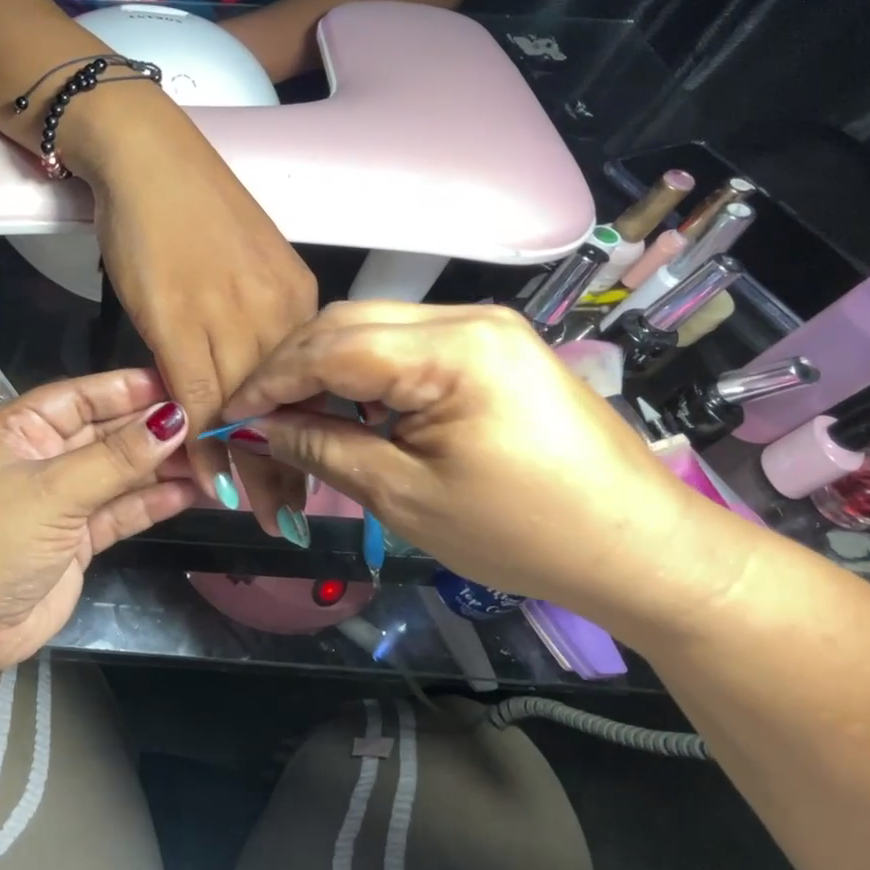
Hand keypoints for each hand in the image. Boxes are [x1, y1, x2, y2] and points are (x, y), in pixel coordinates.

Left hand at [0, 370, 198, 698]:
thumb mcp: (53, 491)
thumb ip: (116, 458)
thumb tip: (173, 418)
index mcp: (19, 430)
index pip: (80, 395)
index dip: (128, 388)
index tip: (181, 382)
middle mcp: (41, 457)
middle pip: (104, 432)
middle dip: (152, 429)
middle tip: (210, 421)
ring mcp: (60, 499)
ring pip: (118, 473)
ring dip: (160, 466)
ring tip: (213, 457)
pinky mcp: (76, 538)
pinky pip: (120, 510)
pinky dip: (152, 502)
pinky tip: (191, 491)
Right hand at [87, 117, 319, 541]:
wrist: (146, 158)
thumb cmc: (187, 203)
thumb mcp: (237, 263)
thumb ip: (251, 316)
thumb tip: (249, 368)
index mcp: (296, 298)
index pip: (313, 383)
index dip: (312, 434)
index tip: (314, 475)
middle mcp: (276, 310)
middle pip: (291, 403)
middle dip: (293, 465)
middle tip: (295, 518)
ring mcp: (229, 315)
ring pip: (251, 407)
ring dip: (256, 467)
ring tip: (263, 515)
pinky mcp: (179, 321)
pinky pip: (202, 397)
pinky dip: (207, 443)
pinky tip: (210, 479)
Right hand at [218, 302, 747, 620]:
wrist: (644, 551)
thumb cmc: (524, 533)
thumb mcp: (404, 496)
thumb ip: (320, 446)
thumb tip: (256, 424)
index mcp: (453, 350)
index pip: (329, 347)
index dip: (269, 381)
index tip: (225, 416)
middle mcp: (467, 318)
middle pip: (345, 323)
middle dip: (290, 368)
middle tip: (254, 417)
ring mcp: (484, 328)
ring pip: (370, 328)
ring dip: (322, 367)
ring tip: (292, 416)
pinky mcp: (492, 347)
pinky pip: (403, 344)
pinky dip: (361, 372)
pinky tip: (345, 409)